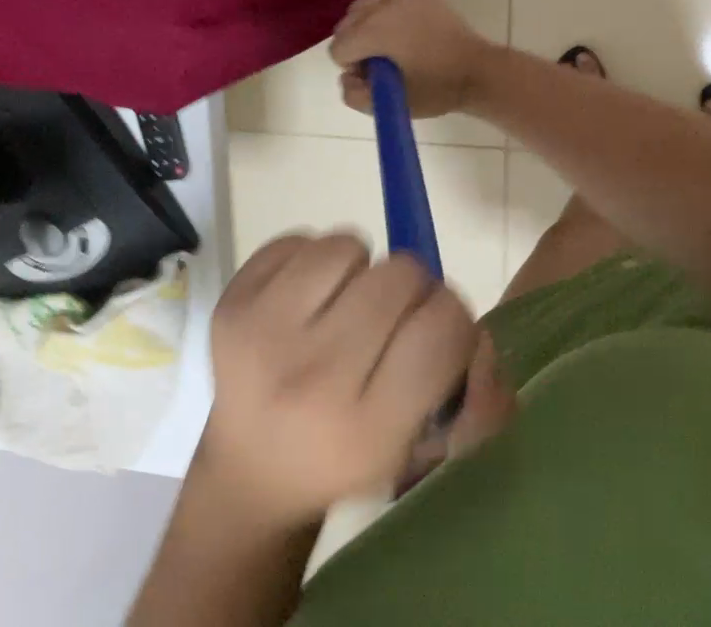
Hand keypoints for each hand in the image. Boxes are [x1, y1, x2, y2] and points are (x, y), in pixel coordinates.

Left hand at [203, 232, 477, 524]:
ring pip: (348, 246)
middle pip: (401, 275)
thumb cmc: (353, 457)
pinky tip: (310, 301)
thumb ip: (481, 399)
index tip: (439, 335)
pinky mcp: (230, 306)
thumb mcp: (429, 452)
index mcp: (369, 427)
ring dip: (362, 270)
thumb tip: (479, 338)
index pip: (443, 327)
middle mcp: (312, 378)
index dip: (454, 319)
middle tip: (396, 318)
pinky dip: (315, 261)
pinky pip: (298, 240)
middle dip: (412, 290)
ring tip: (349, 306)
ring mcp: (261, 336)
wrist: (255, 471)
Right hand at [329, 0, 498, 118]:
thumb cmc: (436, 90)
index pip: (338, 49)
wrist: (478, 71)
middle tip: (381, 65)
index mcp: (374, 32)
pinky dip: (384, 14)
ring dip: (367, 28)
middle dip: (356, 46)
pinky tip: (402, 32)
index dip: (351, 68)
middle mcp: (383, 7)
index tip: (375, 77)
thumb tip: (347, 77)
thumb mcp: (393, 103)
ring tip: (391, 48)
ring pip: (363, 8)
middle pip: (346, 25)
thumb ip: (356, 95)